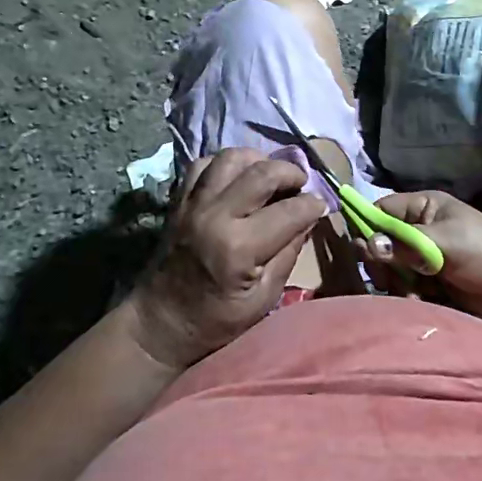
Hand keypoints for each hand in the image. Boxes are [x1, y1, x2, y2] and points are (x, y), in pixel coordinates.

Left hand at [125, 149, 324, 368]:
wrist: (160, 322)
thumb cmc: (215, 321)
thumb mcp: (263, 299)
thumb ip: (287, 254)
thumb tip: (308, 220)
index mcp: (239, 247)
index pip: (289, 211)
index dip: (312, 205)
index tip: (320, 205)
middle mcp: (215, 215)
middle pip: (261, 172)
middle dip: (290, 173)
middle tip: (301, 183)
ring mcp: (193, 203)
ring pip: (230, 158)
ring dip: (257, 160)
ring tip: (270, 175)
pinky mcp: (179, 200)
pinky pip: (202, 164)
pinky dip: (224, 164)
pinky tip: (237, 177)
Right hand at [358, 191, 481, 318]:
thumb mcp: (444, 243)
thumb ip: (406, 243)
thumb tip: (370, 245)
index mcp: (422, 207)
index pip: (382, 210)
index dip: (368, 226)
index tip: (364, 249)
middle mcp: (418, 227)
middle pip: (381, 240)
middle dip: (383, 261)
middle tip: (387, 278)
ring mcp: (422, 254)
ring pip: (390, 266)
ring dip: (395, 281)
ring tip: (411, 292)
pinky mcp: (427, 277)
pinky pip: (404, 284)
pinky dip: (407, 293)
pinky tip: (419, 300)